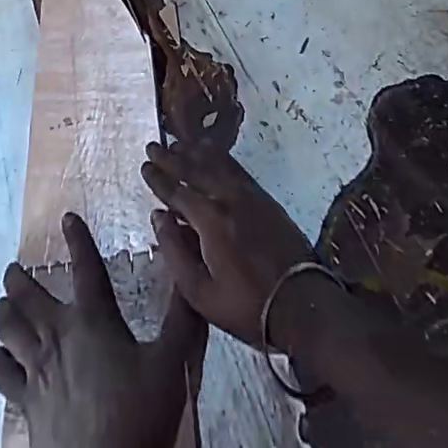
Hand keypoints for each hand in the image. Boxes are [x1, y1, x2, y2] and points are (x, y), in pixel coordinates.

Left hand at [0, 213, 206, 447]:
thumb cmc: (137, 415)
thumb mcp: (172, 364)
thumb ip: (183, 319)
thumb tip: (190, 275)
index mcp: (92, 320)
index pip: (85, 267)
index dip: (78, 239)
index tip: (68, 218)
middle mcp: (58, 336)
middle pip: (27, 296)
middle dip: (17, 278)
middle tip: (13, 269)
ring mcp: (36, 370)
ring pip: (7, 328)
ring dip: (3, 312)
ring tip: (3, 304)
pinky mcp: (25, 402)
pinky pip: (0, 373)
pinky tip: (1, 359)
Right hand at [141, 140, 315, 348]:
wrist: (303, 304)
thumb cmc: (247, 306)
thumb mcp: (200, 292)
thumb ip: (174, 251)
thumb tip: (158, 216)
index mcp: (210, 220)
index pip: (176, 191)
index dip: (158, 178)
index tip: (144, 165)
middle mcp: (228, 198)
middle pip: (195, 169)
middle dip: (171, 157)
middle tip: (154, 145)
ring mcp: (249, 196)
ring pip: (217, 163)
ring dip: (195, 151)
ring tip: (179, 142)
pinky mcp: (265, 199)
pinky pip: (236, 168)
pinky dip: (221, 157)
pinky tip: (214, 153)